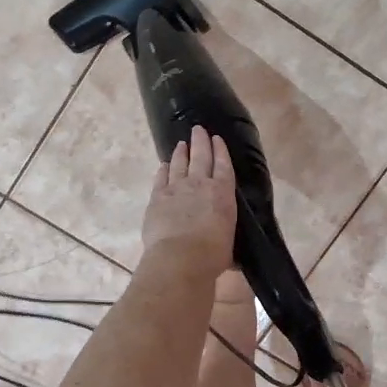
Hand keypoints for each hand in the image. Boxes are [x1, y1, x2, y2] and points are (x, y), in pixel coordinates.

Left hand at [142, 125, 236, 270]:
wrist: (180, 257)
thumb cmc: (212, 254)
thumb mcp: (228, 242)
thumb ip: (224, 234)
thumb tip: (228, 251)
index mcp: (222, 194)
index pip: (223, 166)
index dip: (220, 150)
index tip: (217, 138)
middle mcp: (200, 185)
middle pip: (200, 156)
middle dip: (200, 141)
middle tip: (198, 129)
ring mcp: (176, 188)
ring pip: (179, 164)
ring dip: (181, 152)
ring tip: (181, 144)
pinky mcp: (157, 197)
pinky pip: (161, 178)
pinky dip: (163, 169)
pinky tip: (163, 165)